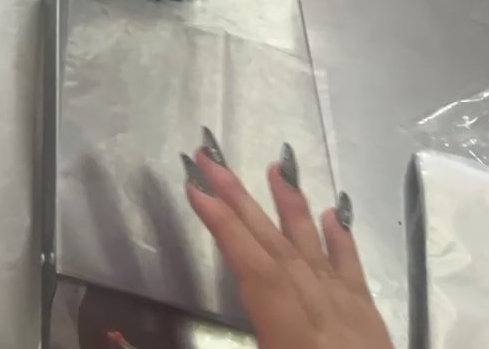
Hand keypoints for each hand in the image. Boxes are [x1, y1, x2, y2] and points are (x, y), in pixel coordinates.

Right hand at [183, 138, 389, 348]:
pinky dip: (344, 247)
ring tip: (275, 167)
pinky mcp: (377, 338)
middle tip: (211, 159)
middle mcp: (331, 329)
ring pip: (322, 260)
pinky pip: (359, 284)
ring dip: (293, 210)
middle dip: (244, 202)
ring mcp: (359, 332)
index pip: (260, 273)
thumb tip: (111, 338)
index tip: (194, 188)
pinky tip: (332, 216)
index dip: (226, 227)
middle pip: (284, 254)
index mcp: (297, 345)